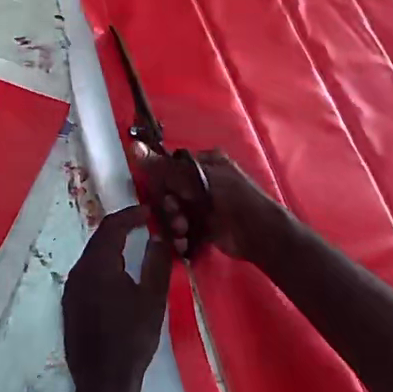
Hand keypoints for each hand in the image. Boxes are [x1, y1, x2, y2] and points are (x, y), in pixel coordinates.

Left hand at [62, 206, 171, 391]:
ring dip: (112, 246)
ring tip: (135, 244)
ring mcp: (71, 290)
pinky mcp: (71, 305)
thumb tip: (158, 238)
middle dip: (122, 227)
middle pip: (99, 239)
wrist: (103, 382)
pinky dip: (104, 264)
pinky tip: (119, 273)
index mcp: (97, 265)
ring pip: (92, 256)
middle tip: (145, 224)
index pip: (112, 226)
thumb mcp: (153, 299)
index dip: (131, 214)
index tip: (149, 211)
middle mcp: (78, 272)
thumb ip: (157, 263)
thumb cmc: (132, 339)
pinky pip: (88, 273)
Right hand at [134, 146, 286, 260]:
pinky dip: (182, 238)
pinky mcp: (207, 228)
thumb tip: (134, 146)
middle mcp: (203, 182)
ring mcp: (206, 206)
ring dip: (175, 224)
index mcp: (204, 163)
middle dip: (170, 208)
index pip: (171, 168)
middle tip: (176, 216)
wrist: (258, 232)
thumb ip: (164, 168)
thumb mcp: (196, 179)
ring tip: (183, 231)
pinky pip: (185, 230)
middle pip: (172, 193)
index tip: (161, 194)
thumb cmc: (231, 197)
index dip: (162, 182)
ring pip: (177, 213)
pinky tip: (184, 245)